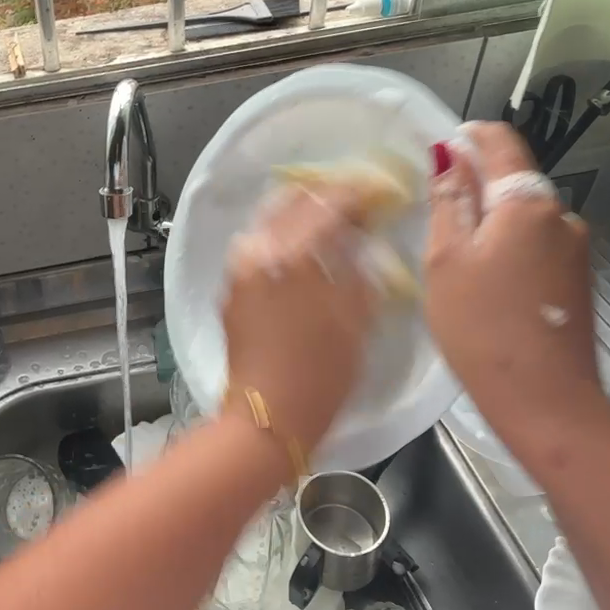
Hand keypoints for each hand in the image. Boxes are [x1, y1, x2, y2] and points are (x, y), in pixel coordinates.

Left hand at [220, 180, 382, 453]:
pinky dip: (283, 238)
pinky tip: (306, 250)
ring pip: (271, 221)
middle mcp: (257, 251)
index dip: (357, 192)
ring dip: (302, 214)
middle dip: (326, 197)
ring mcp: (238, 269)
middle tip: (356, 202)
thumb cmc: (320, 376)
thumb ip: (360, 271)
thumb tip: (364, 242)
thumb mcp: (355, 321)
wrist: (265, 419)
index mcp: (290, 254)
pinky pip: (259, 246)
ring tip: (333, 223)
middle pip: (292, 202)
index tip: (378, 191)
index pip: (327, 202)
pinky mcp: (230, 288)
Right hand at [424, 123, 609, 443]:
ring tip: (451, 263)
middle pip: (512, 182)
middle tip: (430, 222)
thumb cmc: (481, 327)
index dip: (468, 138)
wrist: (545, 401)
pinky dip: (504, 251)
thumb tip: (448, 154)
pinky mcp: (575, 280)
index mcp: (529, 204)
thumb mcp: (446, 259)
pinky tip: (482, 286)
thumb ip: (448, 201)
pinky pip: (533, 246)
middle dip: (472, 189)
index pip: (502, 142)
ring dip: (486, 224)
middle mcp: (561, 216)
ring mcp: (574, 249)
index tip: (437, 152)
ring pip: (520, 218)